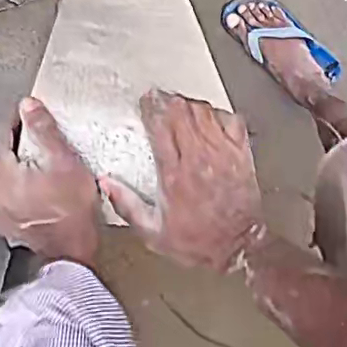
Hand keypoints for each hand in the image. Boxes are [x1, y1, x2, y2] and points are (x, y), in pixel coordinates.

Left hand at [0, 97, 101, 265]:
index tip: (31, 114)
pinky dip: (15, 181)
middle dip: (16, 139)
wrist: (73, 253)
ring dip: (15, 160)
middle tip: (39, 134)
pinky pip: (2, 190)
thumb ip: (43, 129)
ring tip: (40, 157)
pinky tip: (35, 180)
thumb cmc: (71, 210)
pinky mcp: (1, 222)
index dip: (16, 119)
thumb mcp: (63, 160)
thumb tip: (28, 105)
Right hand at [101, 89, 265, 273]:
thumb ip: (127, 205)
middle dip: (167, 100)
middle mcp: (198, 158)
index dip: (150, 108)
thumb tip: (105, 183)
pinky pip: (230, 120)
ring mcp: (222, 153)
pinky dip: (218, 113)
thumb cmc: (196, 241)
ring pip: (204, 111)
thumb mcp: (153, 232)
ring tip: (180, 104)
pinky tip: (210, 116)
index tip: (144, 101)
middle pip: (181, 112)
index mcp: (174, 174)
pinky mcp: (241, 154)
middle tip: (159, 97)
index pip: (159, 127)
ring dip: (190, 104)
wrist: (239, 248)